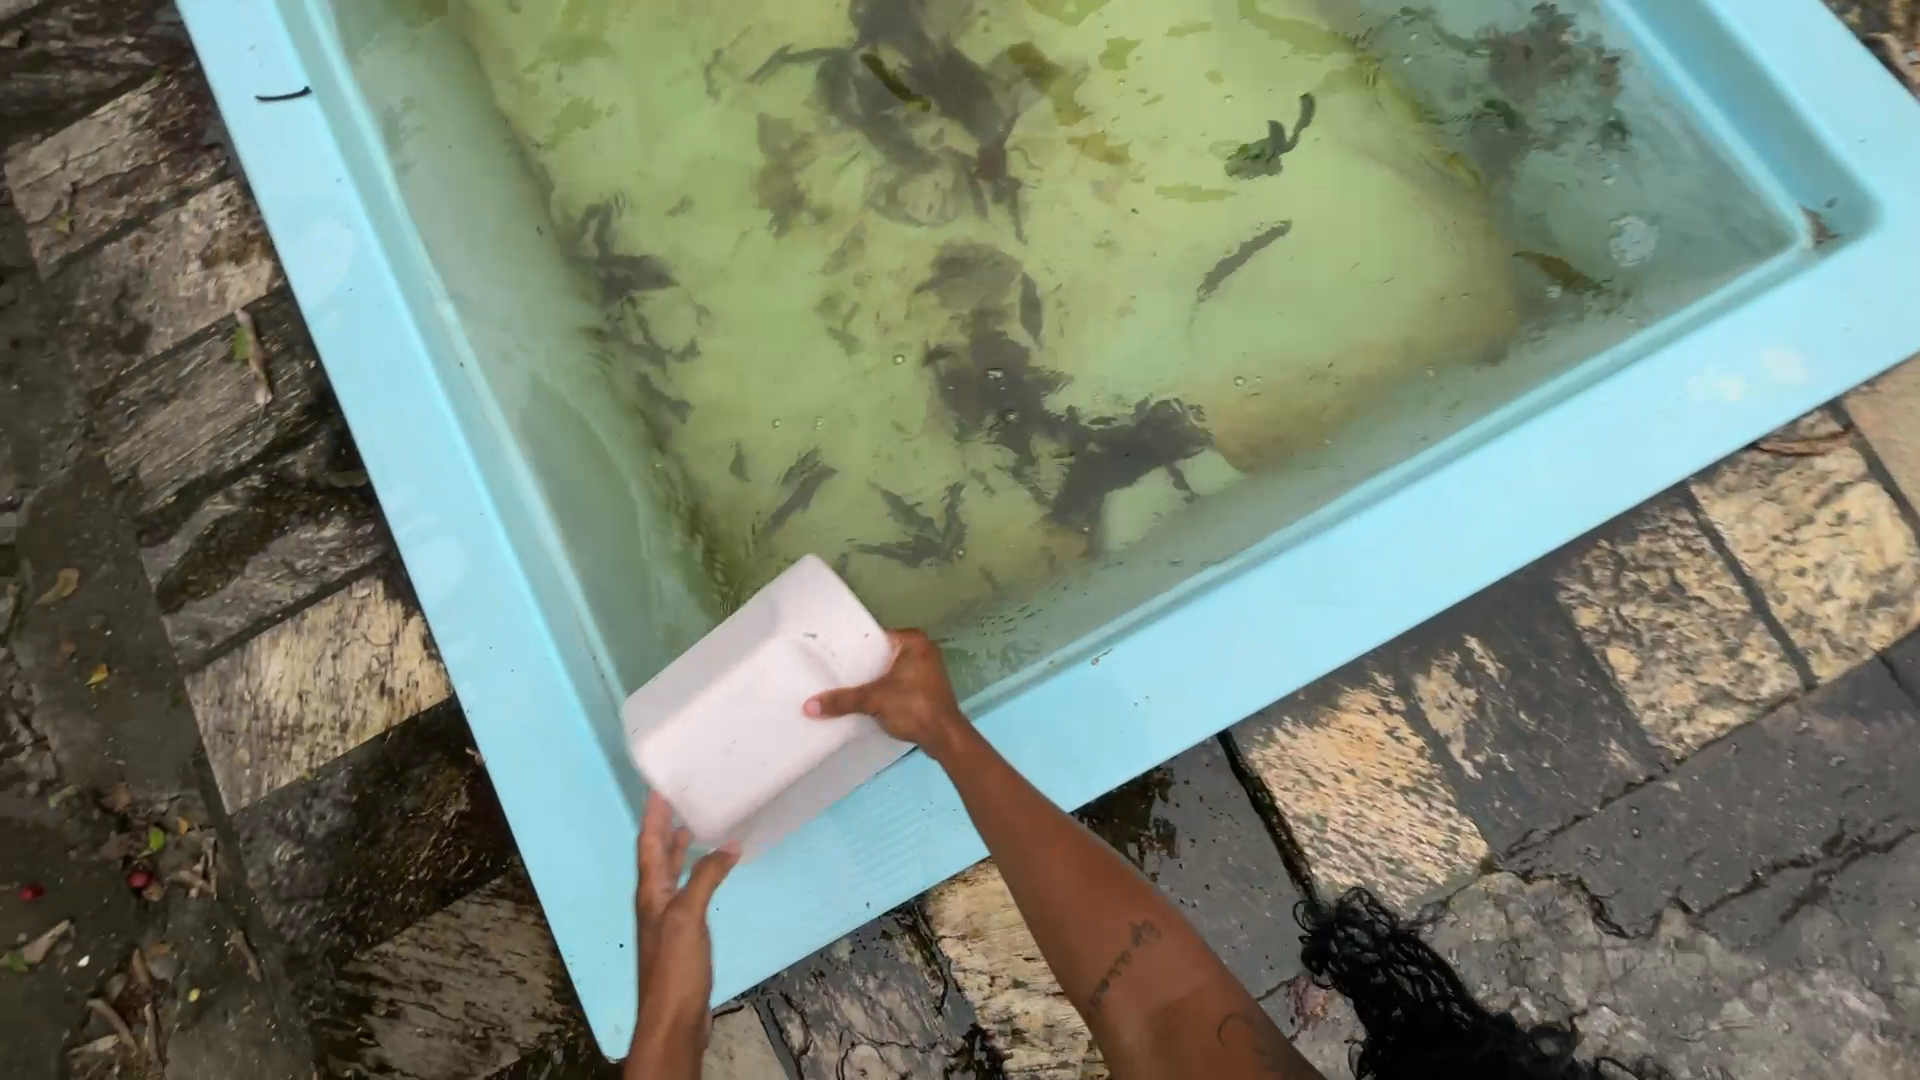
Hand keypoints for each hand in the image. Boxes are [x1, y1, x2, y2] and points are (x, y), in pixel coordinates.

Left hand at [628, 792, 737, 1078]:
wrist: (674, 1019)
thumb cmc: (675, 966)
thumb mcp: (688, 916)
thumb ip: (705, 877)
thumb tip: (729, 844)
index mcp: (651, 891)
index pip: (649, 843)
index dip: (653, 815)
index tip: (660, 785)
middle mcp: (656, 899)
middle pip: (657, 853)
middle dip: (665, 824)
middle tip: (681, 795)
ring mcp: (669, 916)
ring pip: (673, 869)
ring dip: (680, 845)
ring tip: (696, 821)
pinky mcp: (684, 930)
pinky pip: (689, 886)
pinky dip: (699, 868)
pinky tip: (715, 866)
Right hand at [804, 629, 971, 759]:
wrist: (944, 736)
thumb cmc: (913, 706)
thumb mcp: (873, 700)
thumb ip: (843, 700)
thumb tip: (808, 706)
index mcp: (914, 642)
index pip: (877, 637)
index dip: (856, 646)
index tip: (834, 654)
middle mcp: (924, 650)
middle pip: (884, 654)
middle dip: (864, 664)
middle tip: (836, 670)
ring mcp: (928, 670)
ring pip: (892, 670)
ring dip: (875, 678)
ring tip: (846, 684)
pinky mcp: (928, 689)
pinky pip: (900, 683)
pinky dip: (886, 689)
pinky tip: (867, 699)